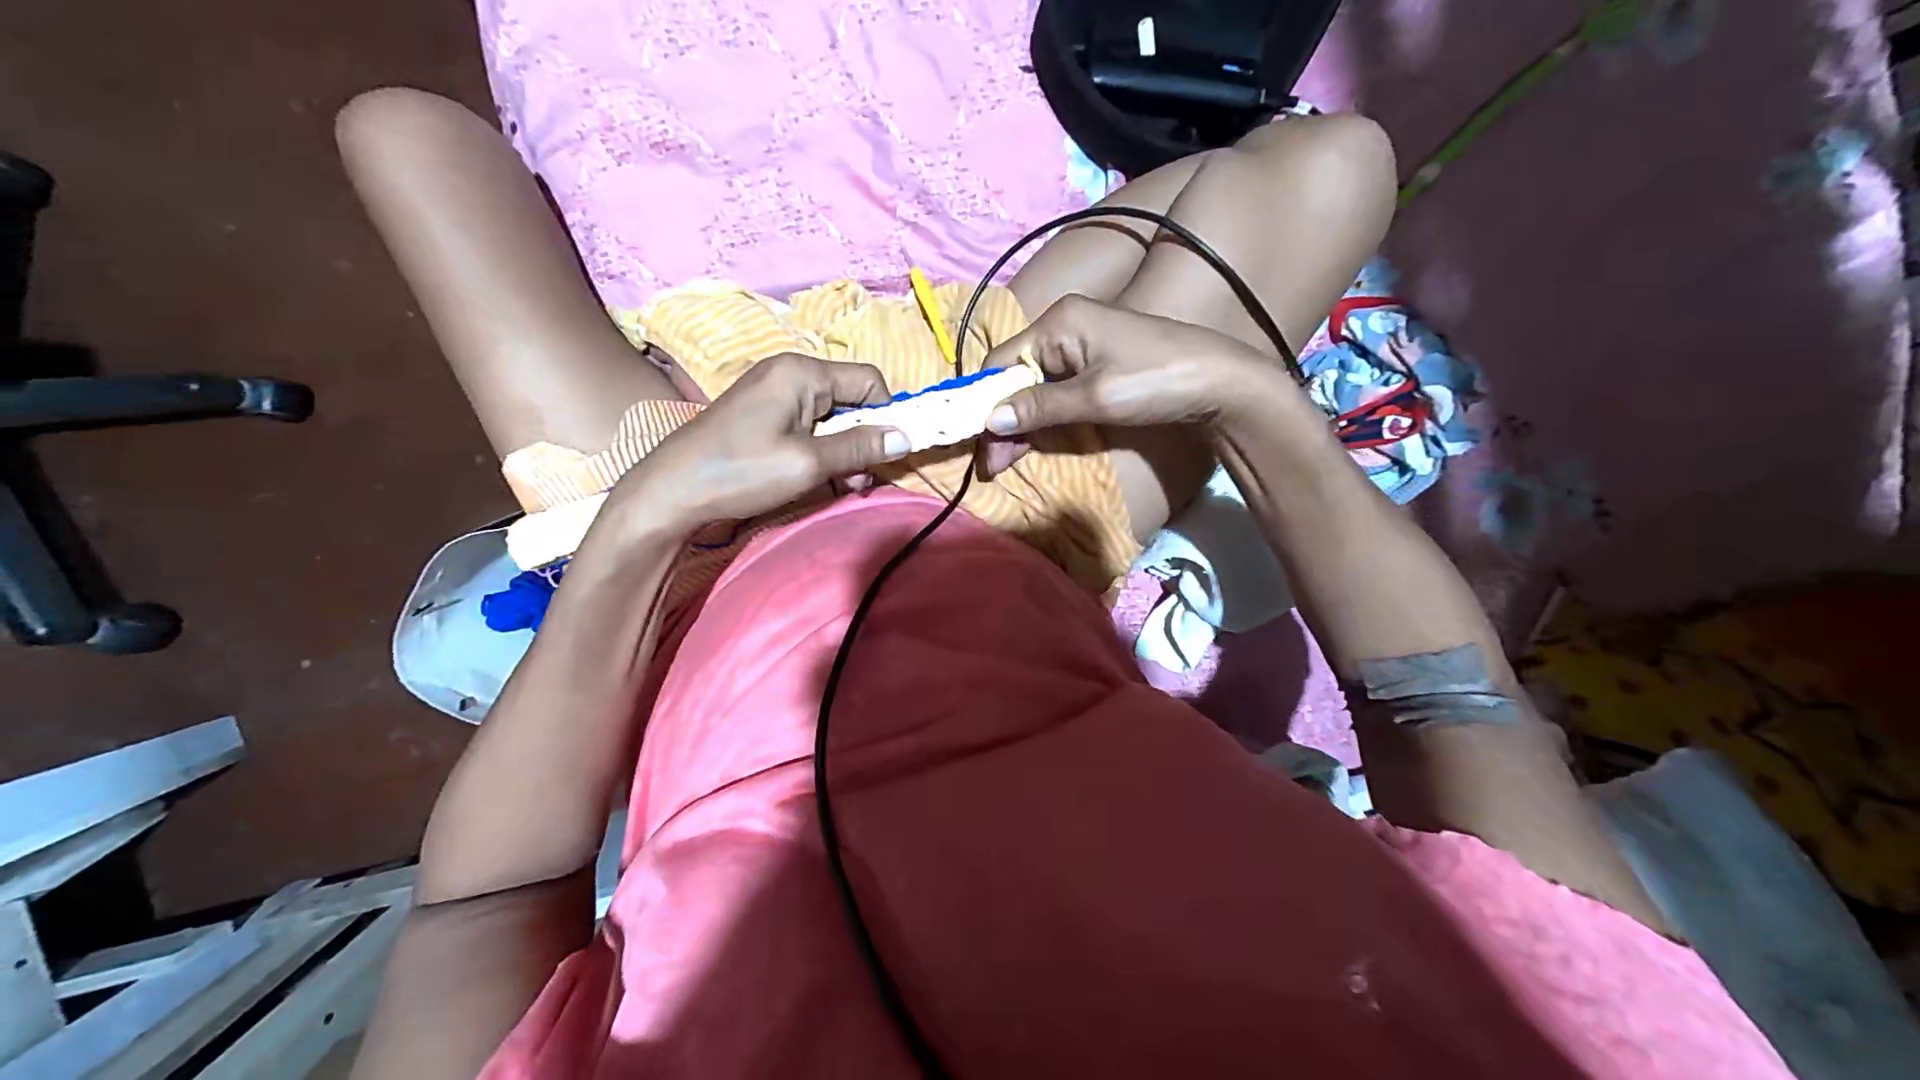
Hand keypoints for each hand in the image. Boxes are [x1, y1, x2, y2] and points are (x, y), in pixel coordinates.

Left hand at [599, 353, 909, 537]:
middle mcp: (790, 372)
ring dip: (843, 450)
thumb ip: (860, 447)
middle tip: (859, 480)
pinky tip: (817, 477)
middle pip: (851, 399)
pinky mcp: (764, 414)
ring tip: (840, 485)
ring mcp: (774, 392)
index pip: (869, 380)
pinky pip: (809, 426)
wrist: (672, 491)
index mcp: (802, 372)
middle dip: (863, 439)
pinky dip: (820, 451)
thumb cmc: (740, 472)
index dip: (885, 416)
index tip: (886, 455)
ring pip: (832, 417)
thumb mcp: (808, 463)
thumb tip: (906, 438)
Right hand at [977, 294, 1292, 474]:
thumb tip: (989, 420)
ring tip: (1007, 460)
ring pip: (1032, 385)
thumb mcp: (1095, 397)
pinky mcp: (1094, 362)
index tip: (981, 448)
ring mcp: (1080, 343)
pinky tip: (1032, 440)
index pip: (1001, 363)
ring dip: (1019, 422)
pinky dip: (1041, 416)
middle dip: (1001, 419)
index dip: (985, 405)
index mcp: (1059, 322)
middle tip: (994, 464)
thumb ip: (1040, 408)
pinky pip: (1054, 389)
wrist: (1221, 383)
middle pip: (1014, 374)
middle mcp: (1063, 325)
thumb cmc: (1156, 381)